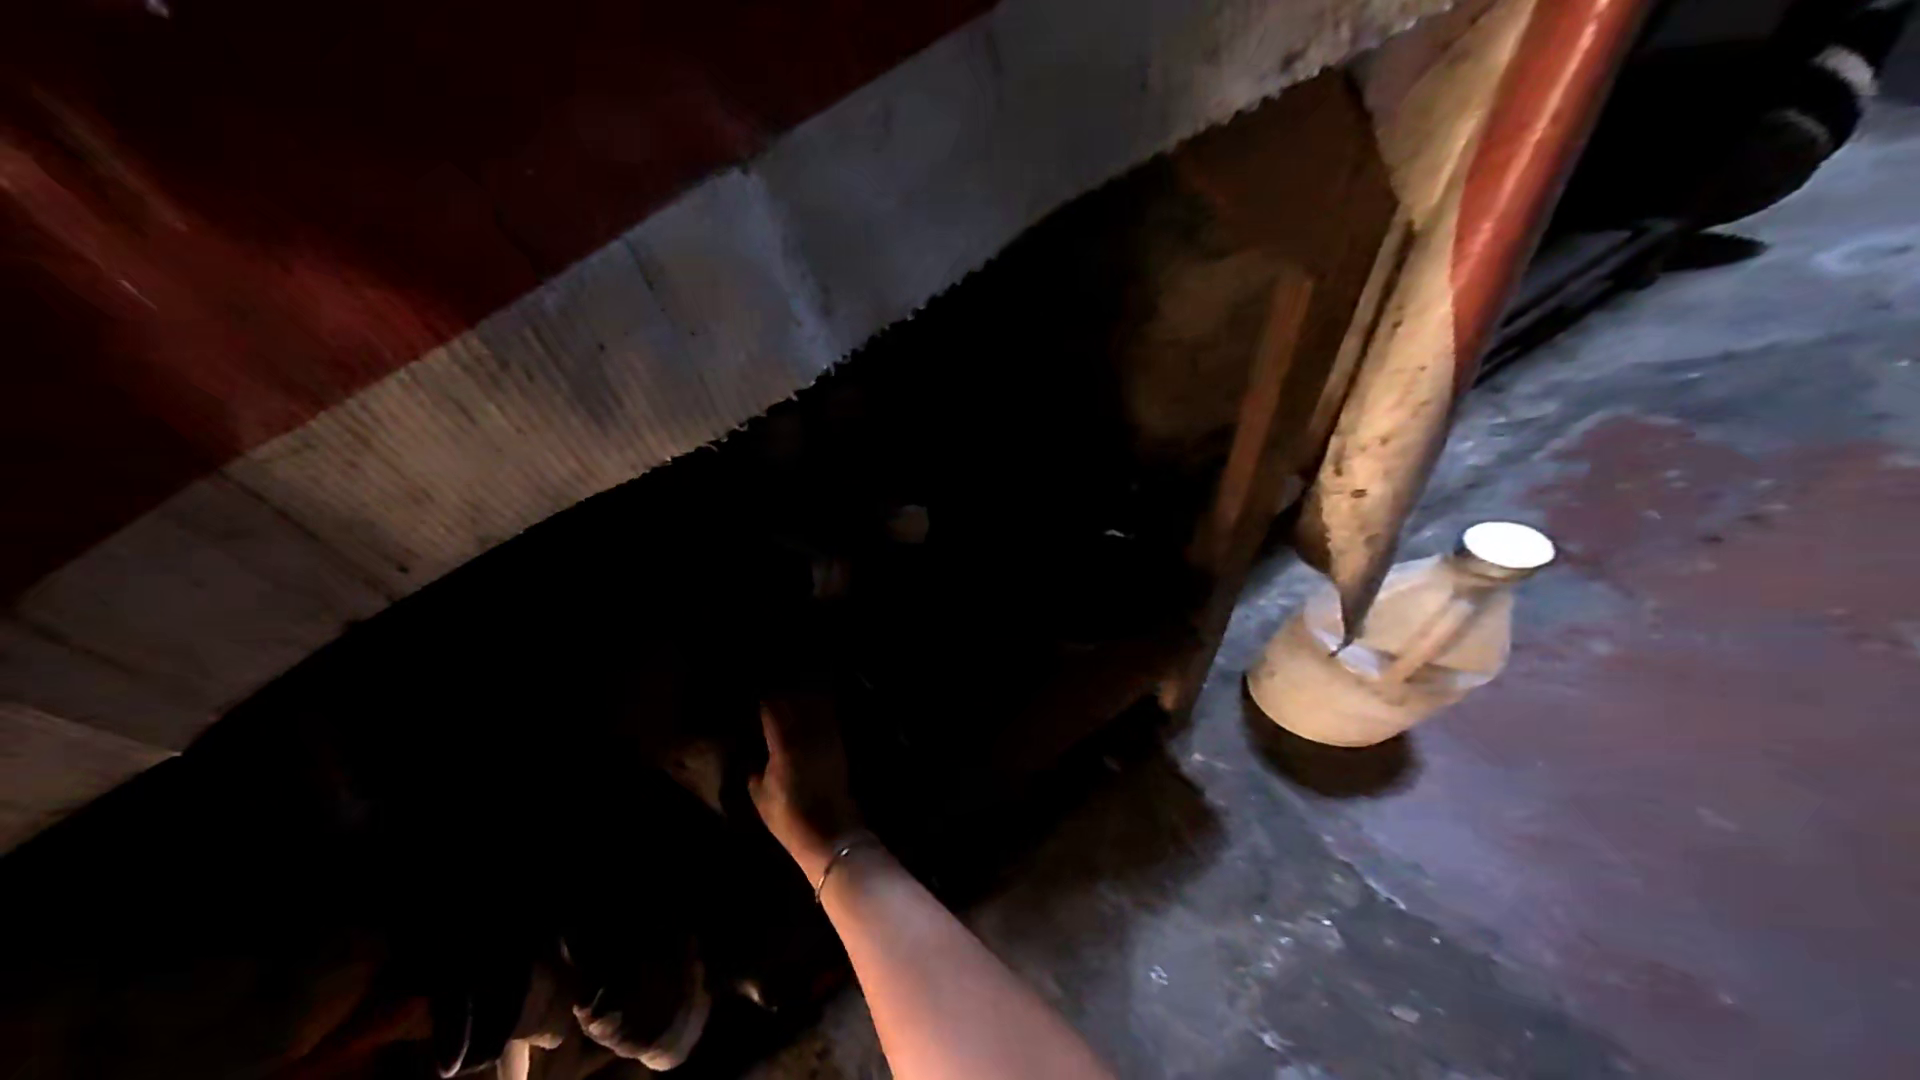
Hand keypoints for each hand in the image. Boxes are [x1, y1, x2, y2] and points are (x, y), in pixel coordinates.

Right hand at [748, 698, 864, 883]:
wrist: (830, 831)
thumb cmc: (789, 818)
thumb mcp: (760, 796)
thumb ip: (754, 769)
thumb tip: (751, 755)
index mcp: (783, 746)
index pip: (772, 709)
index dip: (764, 700)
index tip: (757, 698)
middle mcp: (806, 735)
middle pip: (795, 700)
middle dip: (783, 694)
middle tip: (773, 692)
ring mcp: (826, 738)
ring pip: (814, 704)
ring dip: (803, 696)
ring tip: (792, 693)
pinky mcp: (838, 745)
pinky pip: (827, 717)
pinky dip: (819, 708)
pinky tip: (813, 707)